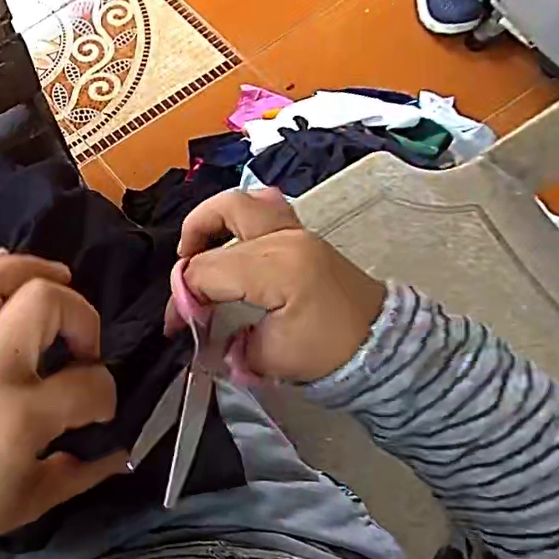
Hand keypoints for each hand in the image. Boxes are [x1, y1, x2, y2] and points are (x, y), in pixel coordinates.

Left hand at [0, 251, 126, 558]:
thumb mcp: (36, 499)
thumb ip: (85, 471)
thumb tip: (120, 451)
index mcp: (21, 415)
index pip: (88, 382)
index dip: (106, 392)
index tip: (98, 408)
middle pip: (44, 304)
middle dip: (81, 316)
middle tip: (83, 345)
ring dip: (30, 269)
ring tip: (57, 277)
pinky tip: (2, 265)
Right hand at [165, 188, 384, 383]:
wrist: (382, 345)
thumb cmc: (331, 352)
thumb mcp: (272, 358)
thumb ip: (230, 344)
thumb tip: (204, 333)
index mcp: (276, 266)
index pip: (207, 270)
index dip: (183, 299)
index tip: (177, 326)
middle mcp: (285, 238)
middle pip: (219, 216)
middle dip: (190, 247)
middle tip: (184, 276)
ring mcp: (297, 231)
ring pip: (244, 200)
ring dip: (213, 219)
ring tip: (201, 248)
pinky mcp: (304, 236)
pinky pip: (265, 208)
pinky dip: (239, 220)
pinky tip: (232, 244)